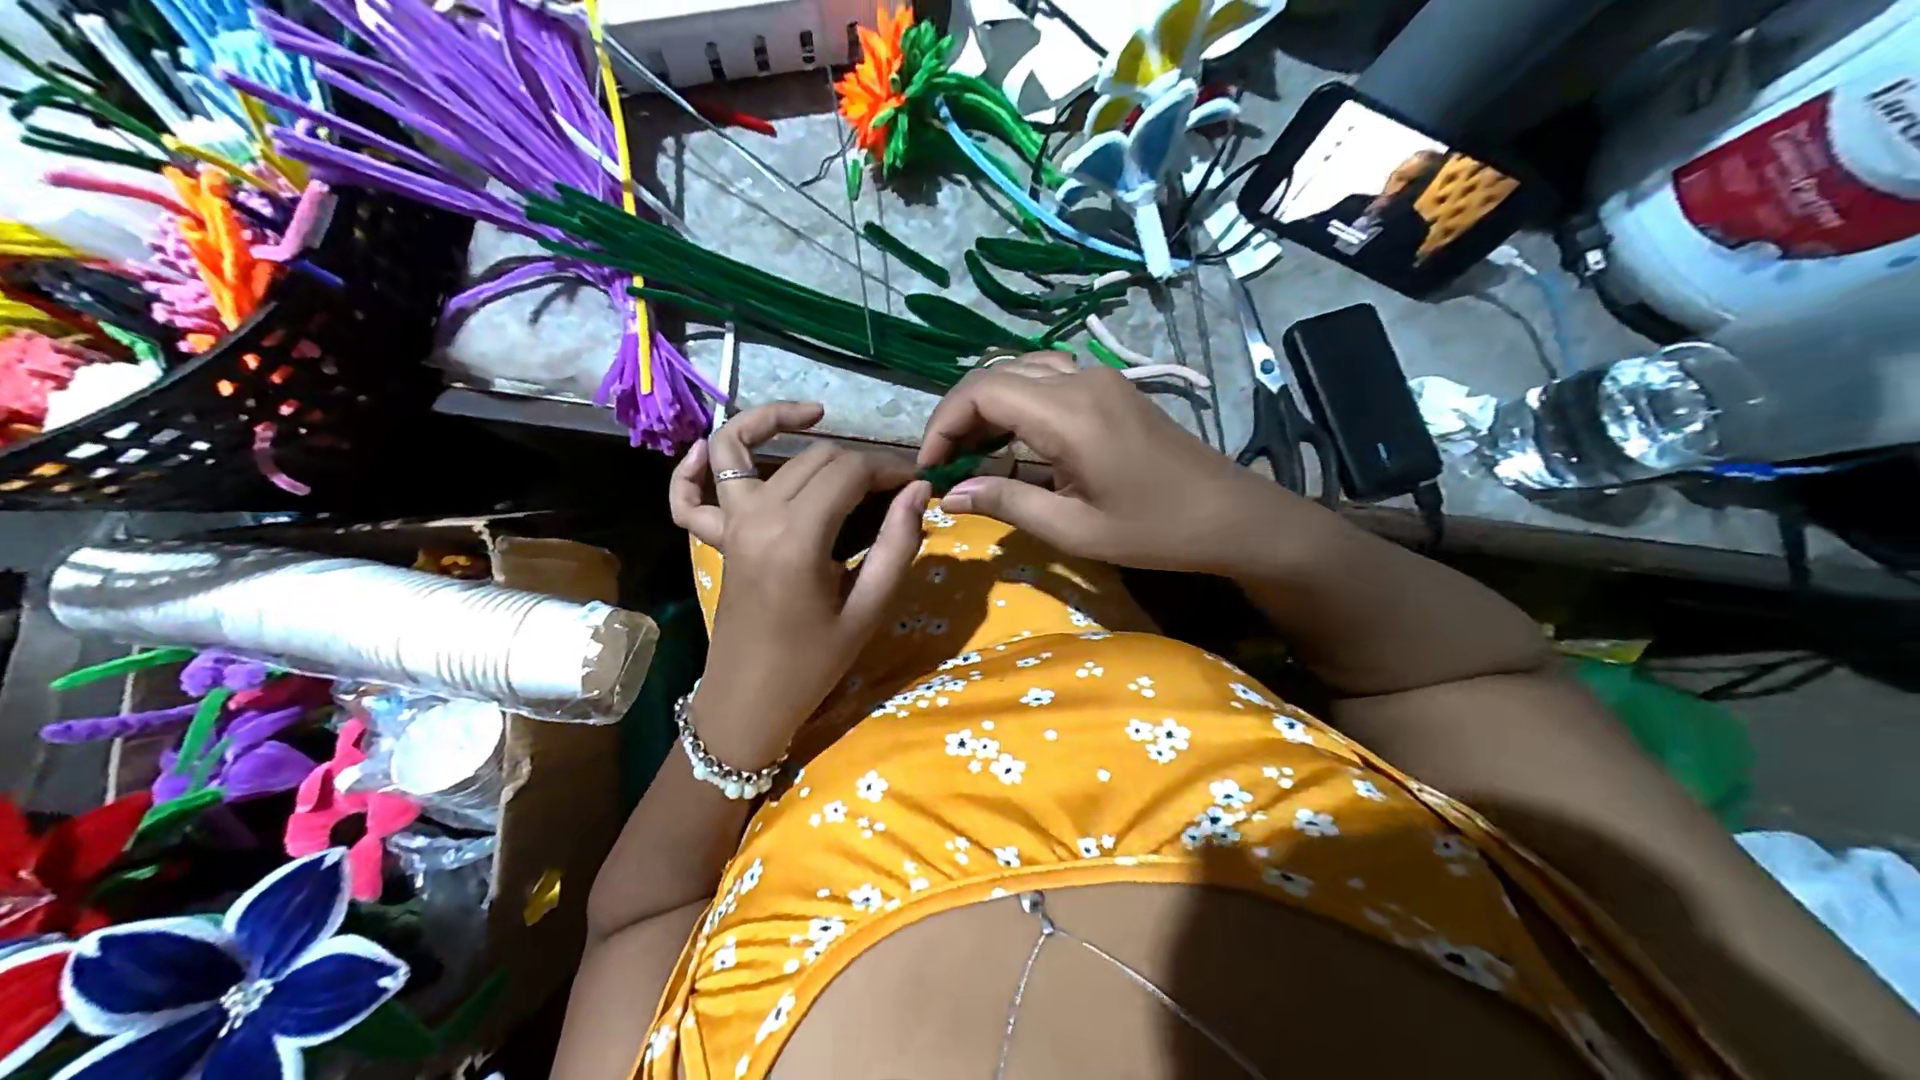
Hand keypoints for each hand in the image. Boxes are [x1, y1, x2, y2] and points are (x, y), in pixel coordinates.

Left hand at [671, 403, 928, 764]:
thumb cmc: (814, 663)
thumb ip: (897, 544)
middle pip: (812, 458)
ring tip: (815, 414)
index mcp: (797, 538)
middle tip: (893, 482)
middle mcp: (757, 518)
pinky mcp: (718, 538)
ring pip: (746, 451)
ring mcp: (730, 525)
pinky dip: (694, 467)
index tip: (917, 481)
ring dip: (774, 422)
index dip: (888, 468)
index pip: (849, 472)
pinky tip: (712, 450)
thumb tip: (919, 491)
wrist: (751, 699)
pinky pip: (691, 495)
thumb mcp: (868, 609)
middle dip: (859, 458)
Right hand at [918, 354, 1337, 575]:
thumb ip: (1007, 504)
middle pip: (996, 374)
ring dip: (988, 404)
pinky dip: (1017, 401)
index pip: (982, 391)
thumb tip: (952, 495)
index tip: (930, 464)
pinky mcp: (1110, 387)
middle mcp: (1080, 379)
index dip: (943, 422)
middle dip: (959, 414)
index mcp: (1069, 414)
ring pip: (1020, 370)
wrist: (1229, 515)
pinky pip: (1048, 377)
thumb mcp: (1073, 529)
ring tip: (971, 451)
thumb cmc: (1154, 530)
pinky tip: (1013, 438)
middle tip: (945, 462)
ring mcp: (1099, 378)